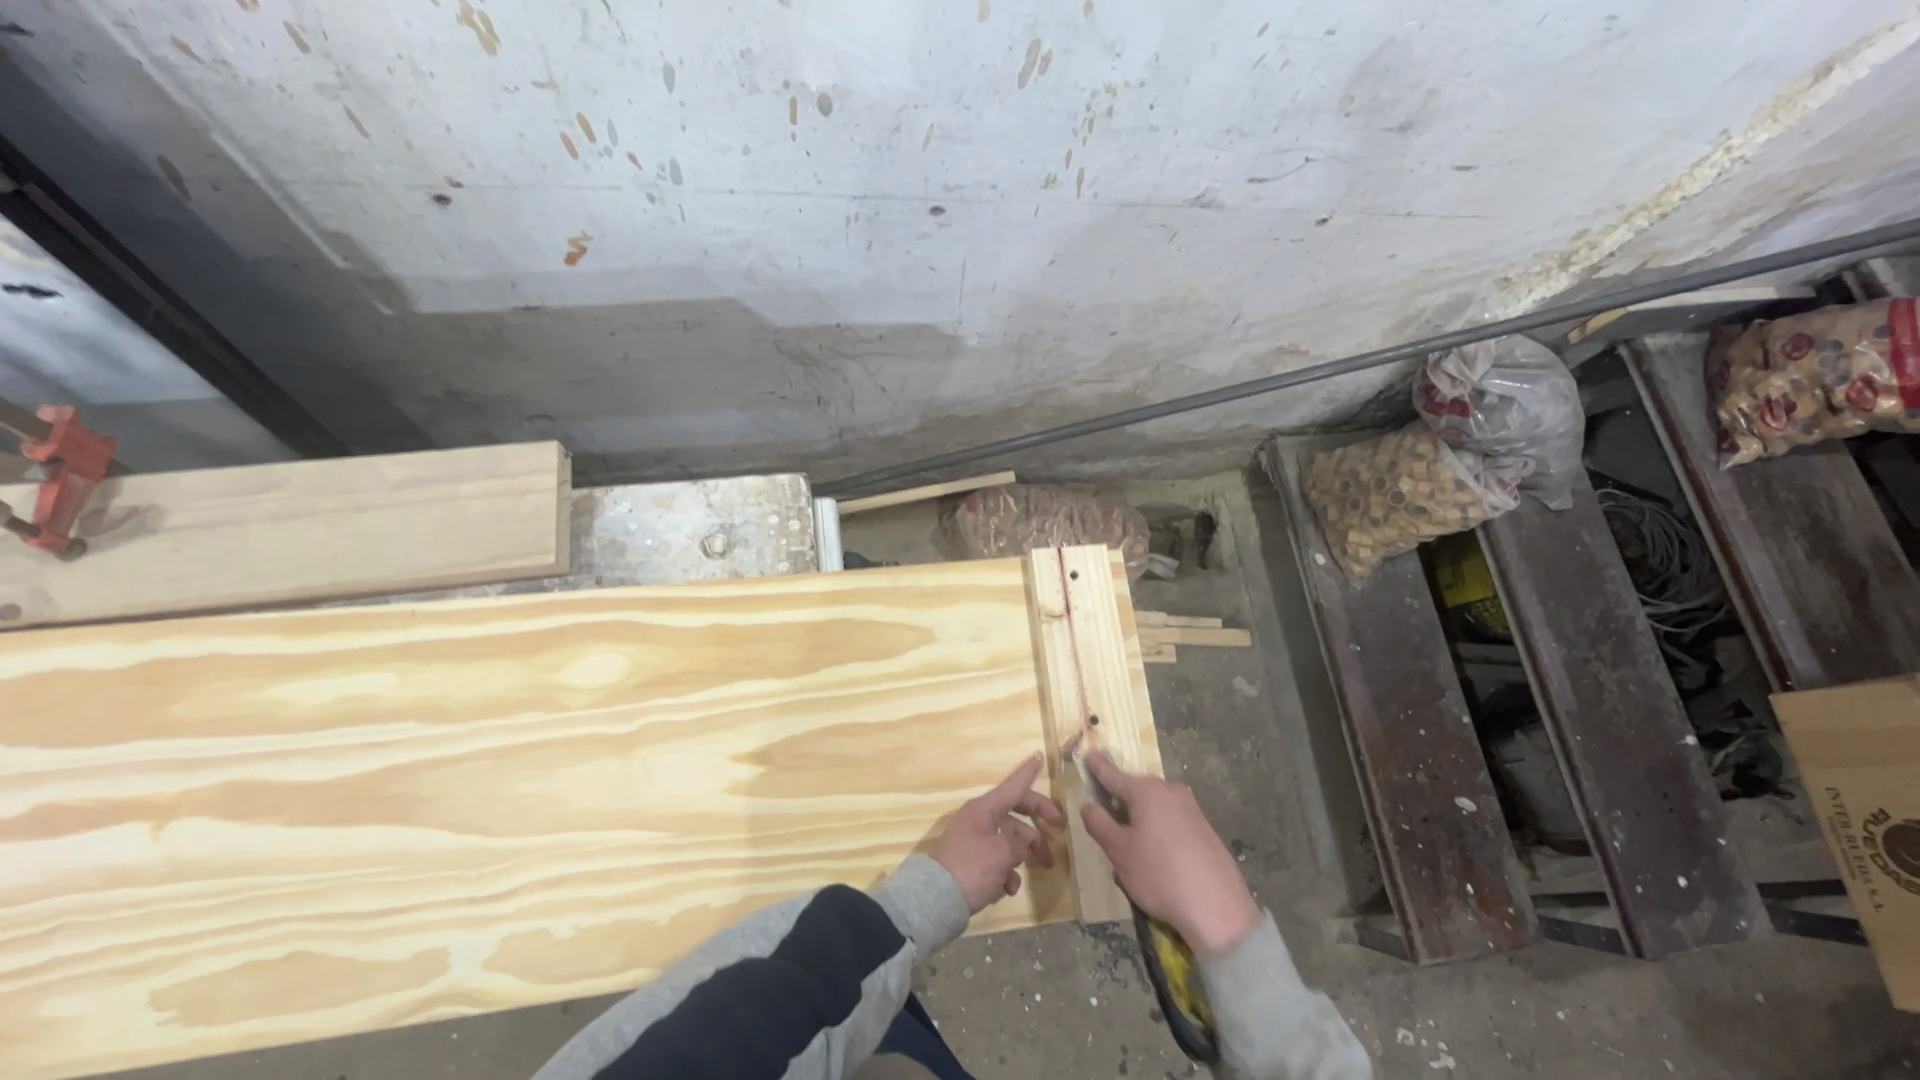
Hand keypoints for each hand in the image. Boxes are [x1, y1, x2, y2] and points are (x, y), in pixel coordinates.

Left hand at [927, 754, 1065, 914]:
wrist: (935, 900)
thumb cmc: (972, 868)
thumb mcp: (1003, 853)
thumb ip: (1020, 844)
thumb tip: (1021, 845)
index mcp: (985, 809)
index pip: (1013, 786)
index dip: (1028, 773)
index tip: (1039, 756)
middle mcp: (979, 819)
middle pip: (1015, 815)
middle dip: (1036, 827)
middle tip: (1058, 833)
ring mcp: (974, 840)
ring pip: (1008, 841)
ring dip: (1021, 857)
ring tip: (1029, 874)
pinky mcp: (971, 861)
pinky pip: (996, 860)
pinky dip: (1006, 873)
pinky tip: (1007, 889)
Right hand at [1081, 752, 1261, 956]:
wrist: (1217, 907)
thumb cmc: (1159, 873)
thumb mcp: (1118, 850)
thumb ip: (1098, 823)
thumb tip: (1088, 805)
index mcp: (1147, 791)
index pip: (1114, 775)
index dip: (1099, 768)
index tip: (1090, 754)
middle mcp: (1172, 792)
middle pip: (1137, 791)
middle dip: (1120, 799)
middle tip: (1104, 816)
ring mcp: (1192, 810)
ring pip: (1156, 808)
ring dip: (1140, 819)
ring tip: (1130, 845)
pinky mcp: (1206, 831)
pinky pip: (1172, 823)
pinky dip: (1159, 831)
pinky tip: (1157, 858)